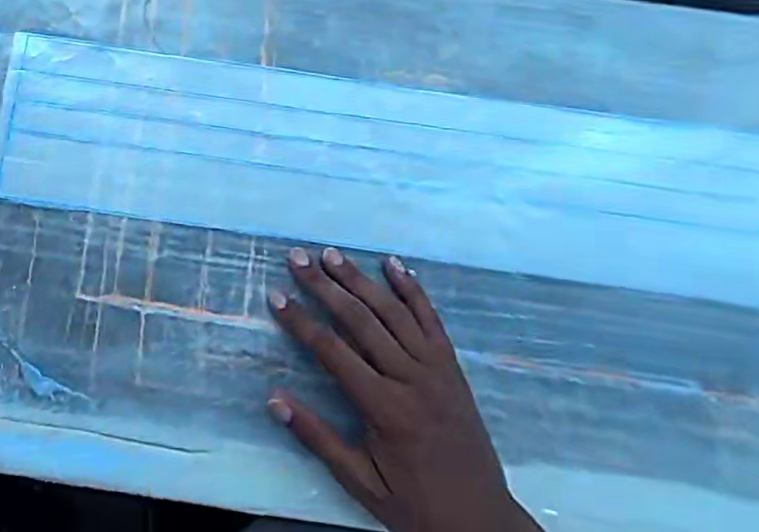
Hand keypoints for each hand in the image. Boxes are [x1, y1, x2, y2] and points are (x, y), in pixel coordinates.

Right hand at [267, 247, 538, 531]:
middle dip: (324, 286)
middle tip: (296, 258)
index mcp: (386, 409)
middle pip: (361, 320)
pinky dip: (412, 289)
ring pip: (393, 312)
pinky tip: (393, 264)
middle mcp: (412, 380)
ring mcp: (437, 370)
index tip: (276, 296)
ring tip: (330, 254)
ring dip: (359, 279)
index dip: (301, 321)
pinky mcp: (453, 368)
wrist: (485, 524)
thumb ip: (317, 438)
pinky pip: (431, 320)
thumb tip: (273, 399)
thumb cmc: (416, 504)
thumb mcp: (362, 482)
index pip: (333, 351)